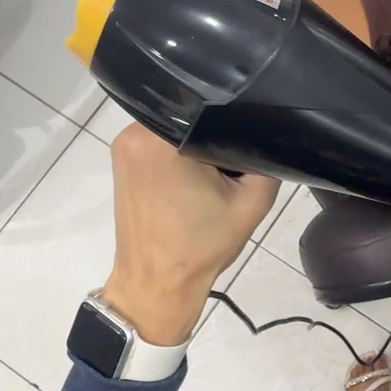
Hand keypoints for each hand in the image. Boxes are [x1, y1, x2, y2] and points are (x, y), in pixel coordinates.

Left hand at [101, 123, 278, 345]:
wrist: (159, 285)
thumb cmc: (203, 244)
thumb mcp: (252, 201)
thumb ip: (266, 160)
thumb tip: (268, 133)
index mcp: (162, 138)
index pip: (208, 106)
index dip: (235, 115)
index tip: (253, 130)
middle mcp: (135, 133)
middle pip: (190, 116)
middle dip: (216, 130)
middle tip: (240, 151)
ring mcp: (124, 147)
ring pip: (175, 129)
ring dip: (198, 142)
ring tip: (221, 164)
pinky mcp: (123, 162)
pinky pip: (159, 144)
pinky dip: (180, 154)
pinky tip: (198, 173)